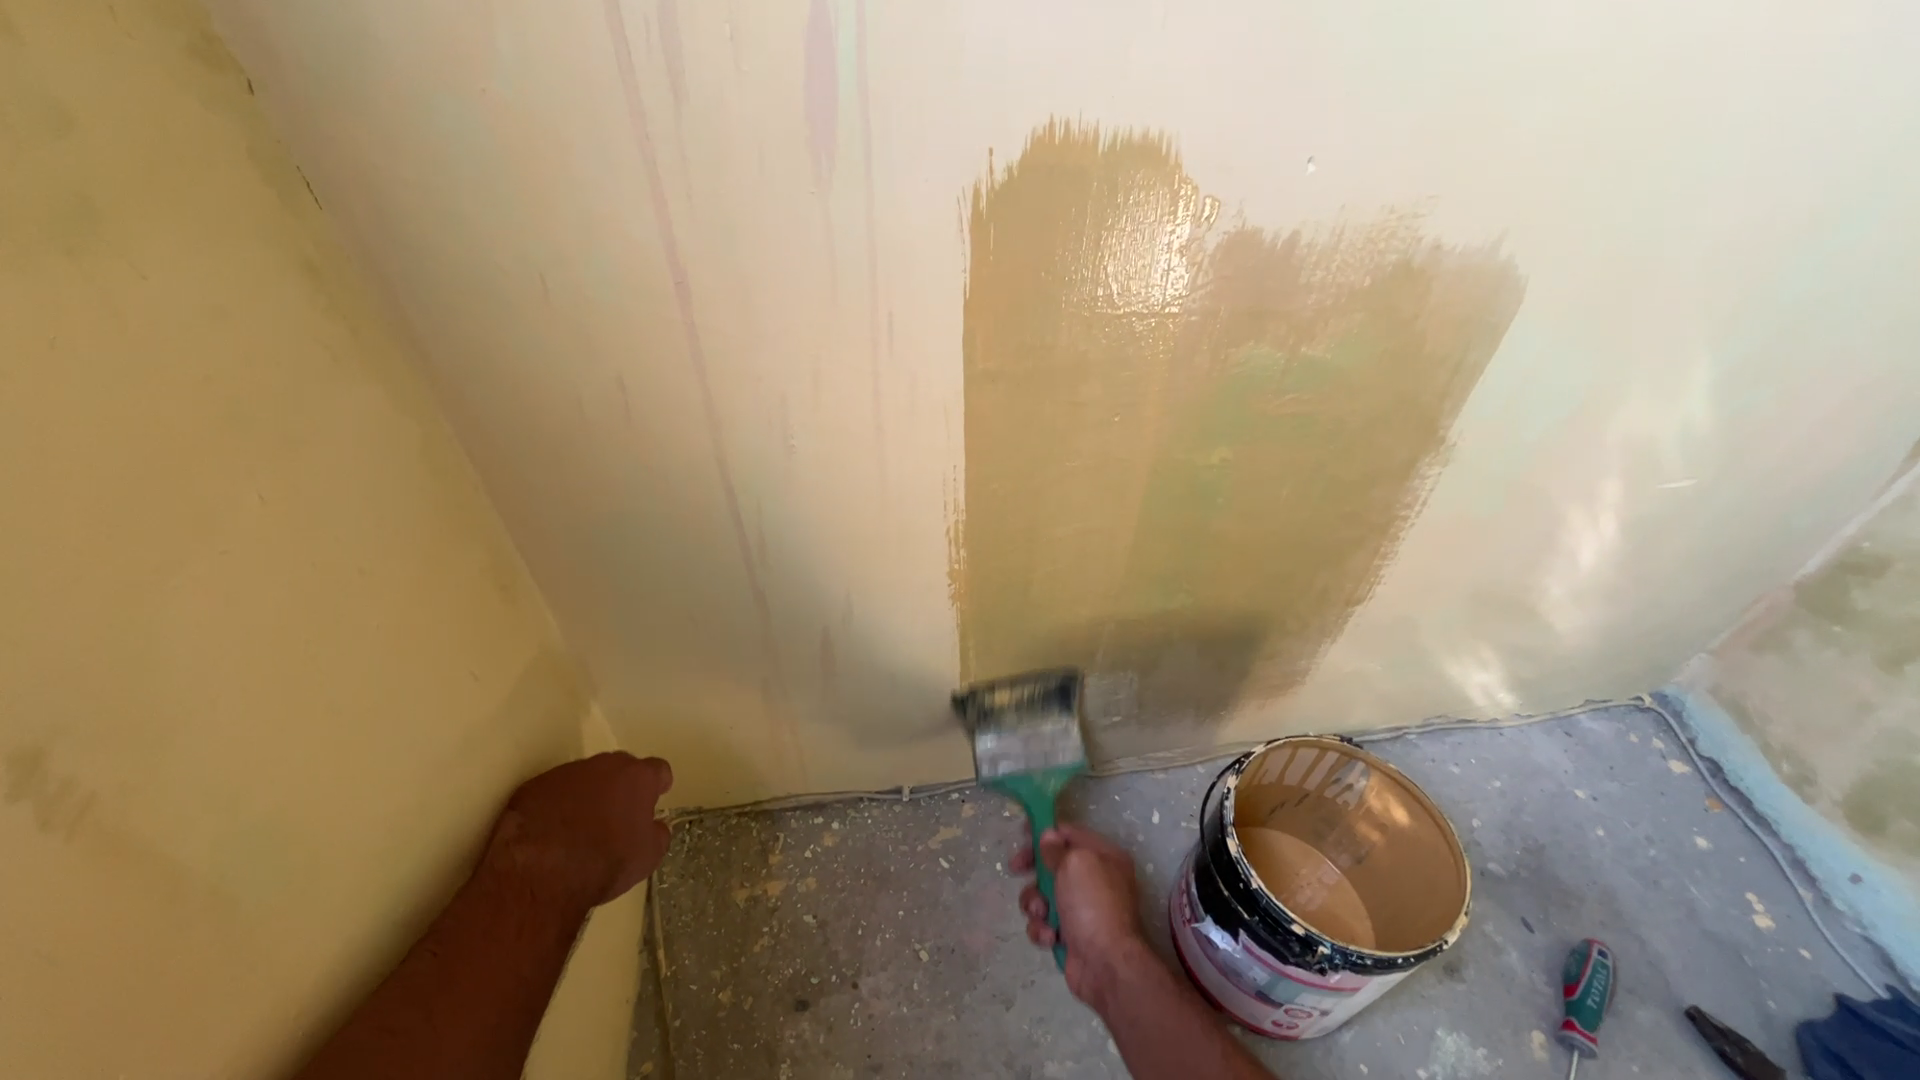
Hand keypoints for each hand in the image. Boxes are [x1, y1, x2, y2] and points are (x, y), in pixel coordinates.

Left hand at [481, 752, 673, 911]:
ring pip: (584, 778)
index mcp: (638, 777)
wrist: (541, 873)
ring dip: (586, 795)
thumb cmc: (606, 862)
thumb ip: (657, 833)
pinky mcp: (532, 787)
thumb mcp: (648, 856)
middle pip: (619, 768)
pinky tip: (551, 833)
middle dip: (621, 786)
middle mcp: (603, 766)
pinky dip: (556, 806)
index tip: (656, 796)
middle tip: (618, 814)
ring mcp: (564, 774)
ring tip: (580, 827)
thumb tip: (653, 827)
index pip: (657, 769)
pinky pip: (552, 792)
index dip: (658, 784)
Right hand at [1013, 823, 1151, 1007]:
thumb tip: (1048, 837)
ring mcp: (1082, 910)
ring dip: (1035, 904)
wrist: (1106, 964)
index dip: (1045, 833)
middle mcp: (1094, 880)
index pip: (1070, 834)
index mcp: (1103, 857)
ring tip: (1042, 913)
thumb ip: (1056, 849)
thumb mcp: (1075, 864)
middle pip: (1053, 864)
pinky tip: (1051, 937)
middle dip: (1033, 871)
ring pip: (1043, 895)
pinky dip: (1042, 929)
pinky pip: (1045, 923)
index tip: (1022, 836)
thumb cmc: (1093, 904)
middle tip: (1016, 869)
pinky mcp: (1070, 935)